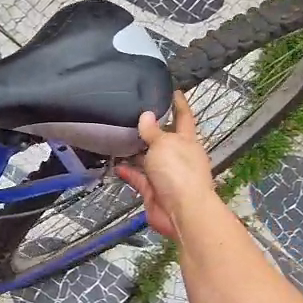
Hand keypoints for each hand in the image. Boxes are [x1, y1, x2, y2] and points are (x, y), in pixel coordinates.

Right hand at [115, 92, 215, 239]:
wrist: (181, 211)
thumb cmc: (179, 172)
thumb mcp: (164, 144)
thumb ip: (153, 131)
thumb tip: (146, 115)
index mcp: (186, 141)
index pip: (184, 118)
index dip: (180, 104)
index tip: (175, 91)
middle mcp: (177, 156)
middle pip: (164, 139)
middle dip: (151, 129)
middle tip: (133, 115)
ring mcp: (165, 175)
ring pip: (148, 159)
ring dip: (135, 152)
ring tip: (117, 139)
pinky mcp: (152, 190)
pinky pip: (138, 178)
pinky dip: (127, 172)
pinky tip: (116, 166)